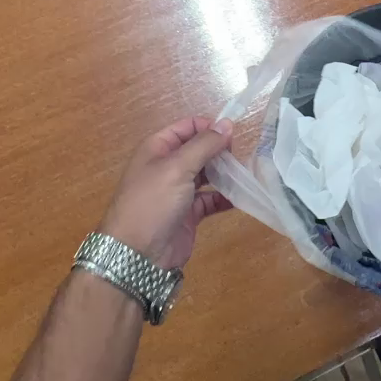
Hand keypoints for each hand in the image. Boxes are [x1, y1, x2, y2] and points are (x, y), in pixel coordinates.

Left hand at [98, 117, 235, 269]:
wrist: (137, 256)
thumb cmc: (153, 202)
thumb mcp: (177, 167)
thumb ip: (204, 144)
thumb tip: (227, 123)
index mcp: (158, 148)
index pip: (188, 127)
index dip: (210, 128)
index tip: (232, 136)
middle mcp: (167, 166)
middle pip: (199, 150)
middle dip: (219, 151)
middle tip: (238, 158)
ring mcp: (177, 191)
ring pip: (206, 174)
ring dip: (224, 173)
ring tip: (243, 176)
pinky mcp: (187, 214)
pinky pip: (209, 200)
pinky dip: (223, 198)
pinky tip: (239, 197)